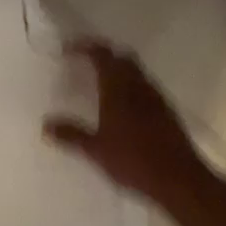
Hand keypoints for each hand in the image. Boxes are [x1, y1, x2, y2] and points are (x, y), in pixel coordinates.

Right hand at [44, 40, 209, 205]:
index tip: (68, 49)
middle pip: (123, 58)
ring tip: (101, 82)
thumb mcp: (95, 150)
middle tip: (85, 61)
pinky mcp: (167, 111)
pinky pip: (146, 87)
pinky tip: (124, 106)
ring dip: (120, 69)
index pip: (102, 56)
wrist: (179, 179)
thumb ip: (71, 135)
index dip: (85, 47)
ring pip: (137, 71)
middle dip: (104, 54)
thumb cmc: (133, 161)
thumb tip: (46, 125)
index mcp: (118, 90)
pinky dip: (132, 86)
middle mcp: (139, 87)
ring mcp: (156, 98)